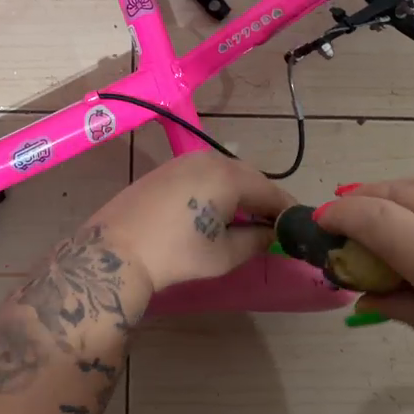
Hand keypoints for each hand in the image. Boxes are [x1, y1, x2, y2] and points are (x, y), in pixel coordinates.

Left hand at [87, 151, 294, 295]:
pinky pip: (201, 174)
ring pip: (224, 173)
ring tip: (245, 221)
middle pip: (248, 177)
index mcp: (229, 176)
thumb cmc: (176, 255)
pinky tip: (213, 212)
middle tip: (272, 226)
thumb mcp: (224, 254)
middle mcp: (208, 159)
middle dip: (262, 200)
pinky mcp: (164, 170)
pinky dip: (215, 190)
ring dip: (239, 193)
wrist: (116, 252)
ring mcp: (183, 161)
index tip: (296, 228)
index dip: (286, 210)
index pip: (270, 191)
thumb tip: (272, 234)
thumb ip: (256, 240)